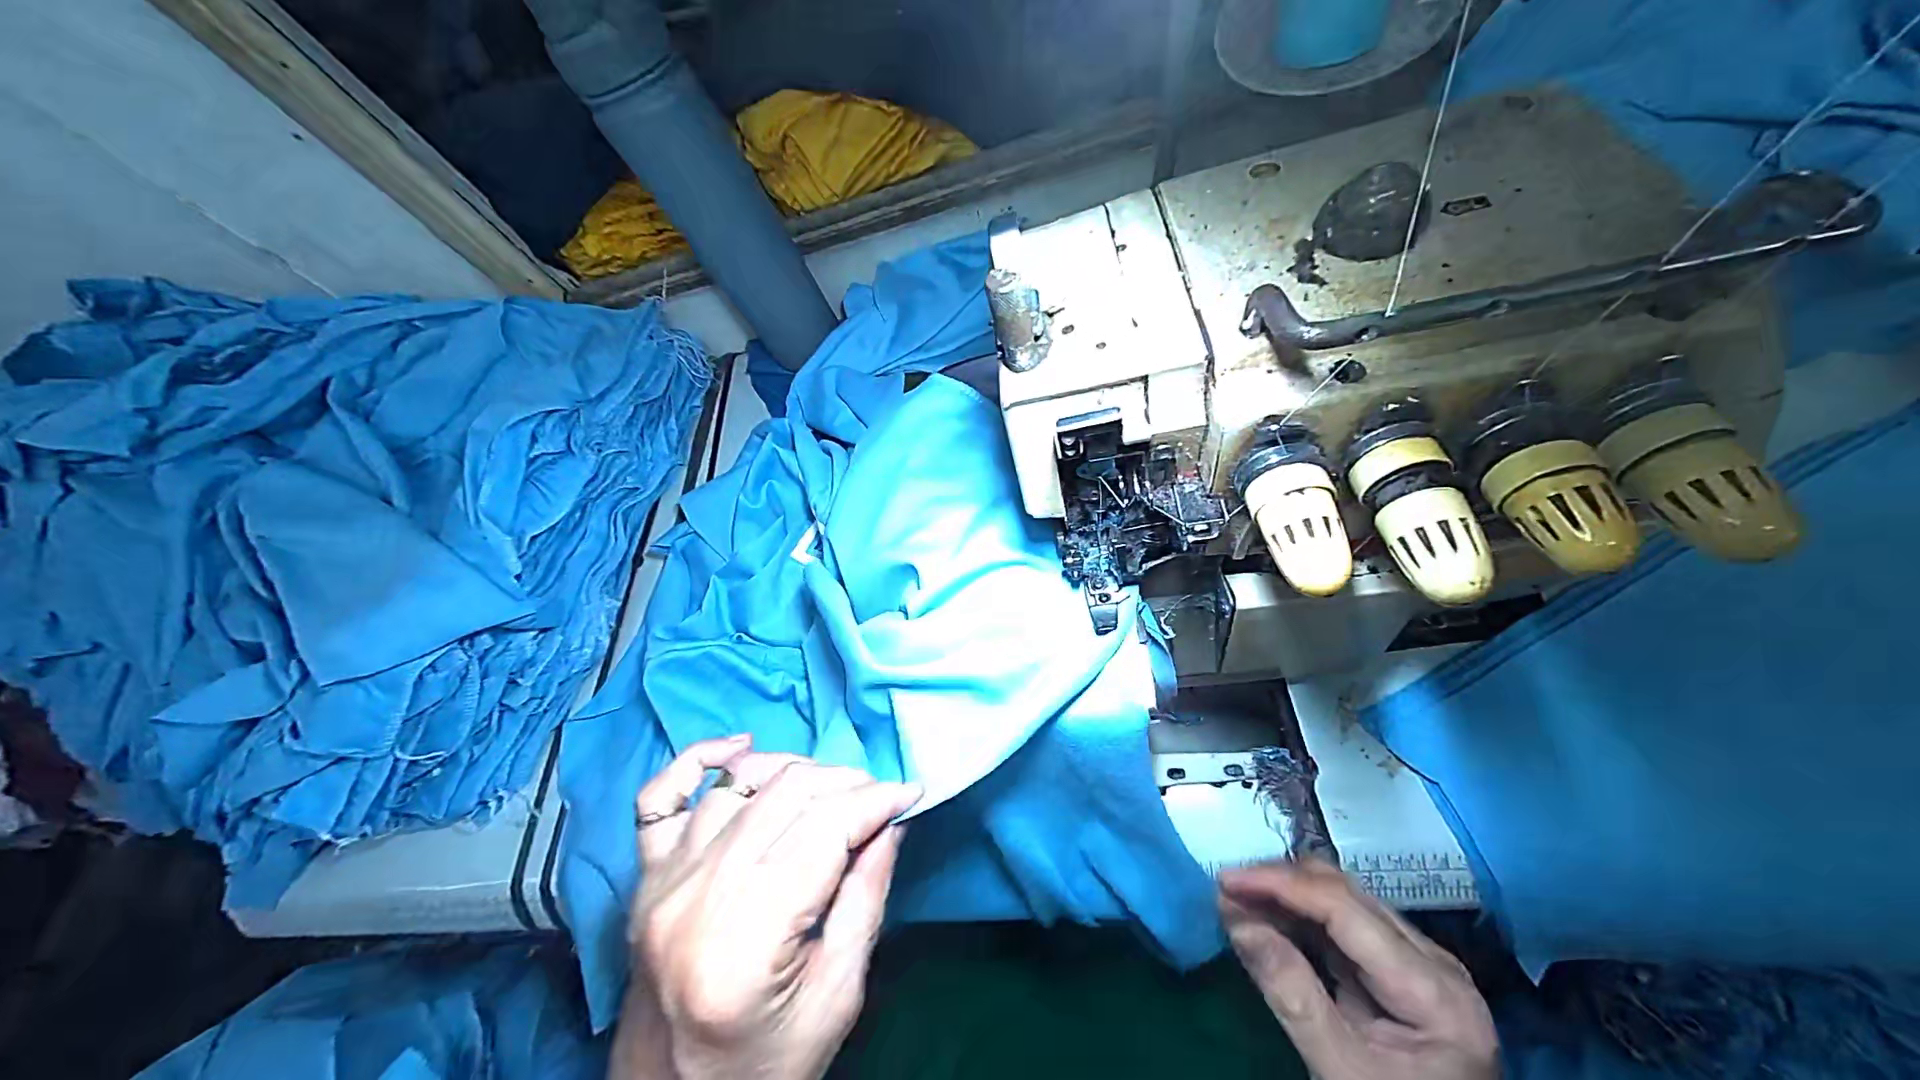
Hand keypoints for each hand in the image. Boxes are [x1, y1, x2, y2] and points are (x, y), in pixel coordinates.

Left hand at [612, 736, 921, 1079]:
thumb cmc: (766, 1066)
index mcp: (745, 942)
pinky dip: (700, 758)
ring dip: (796, 771)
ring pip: (739, 783)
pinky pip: (661, 794)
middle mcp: (694, 897)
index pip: (823, 831)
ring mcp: (662, 881)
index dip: (874, 802)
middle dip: (846, 783)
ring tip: (833, 790)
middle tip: (880, 798)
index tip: (910, 793)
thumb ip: (866, 896)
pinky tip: (741, 747)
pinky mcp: (645, 876)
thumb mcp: (838, 995)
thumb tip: (889, 820)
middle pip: (785, 795)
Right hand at [1219, 859, 1497, 1079]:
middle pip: (1346, 895)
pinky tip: (1268, 917)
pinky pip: (1344, 924)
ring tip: (1238, 899)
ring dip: (1286, 894)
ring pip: (1344, 900)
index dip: (1280, 884)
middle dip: (1279, 883)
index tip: (1225, 880)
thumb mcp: (1339, 1069)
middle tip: (1226, 888)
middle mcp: (1434, 962)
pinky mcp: (1401, 970)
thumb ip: (1290, 994)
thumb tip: (1236, 919)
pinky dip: (1300, 916)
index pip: (1345, 909)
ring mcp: (1421, 963)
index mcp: (1433, 990)